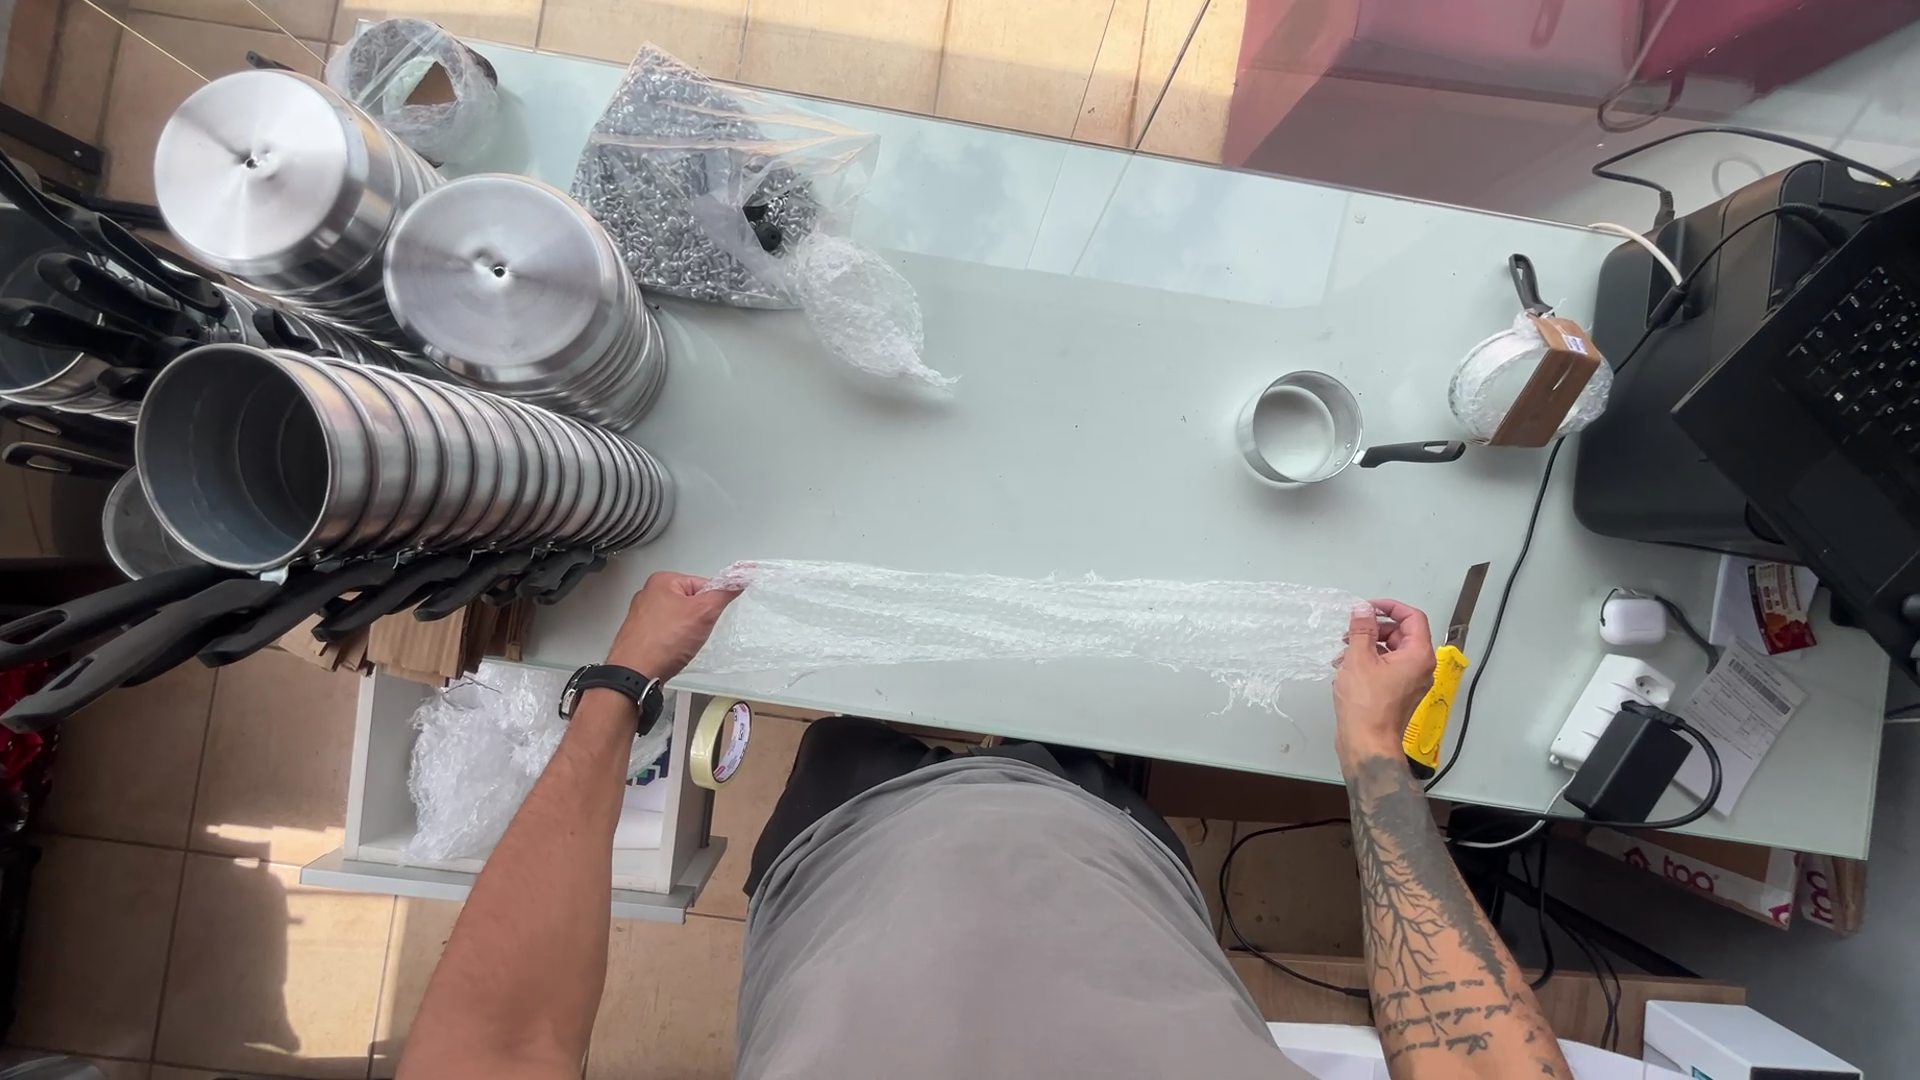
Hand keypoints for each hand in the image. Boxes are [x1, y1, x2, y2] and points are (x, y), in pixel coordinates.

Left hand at [604, 572, 740, 680]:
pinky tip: (673, 651)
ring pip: (680, 620)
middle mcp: (649, 594)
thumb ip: (724, 593)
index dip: (712, 603)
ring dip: (687, 633)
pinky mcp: (641, 635)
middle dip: (699, 619)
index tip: (709, 617)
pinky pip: (668, 634)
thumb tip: (738, 581)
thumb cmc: (662, 642)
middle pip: (692, 602)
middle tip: (694, 633)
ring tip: (681, 644)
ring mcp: (643, 616)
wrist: (634, 674)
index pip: (704, 584)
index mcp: (662, 580)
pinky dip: (675, 643)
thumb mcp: (704, 612)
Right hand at [1332, 599, 1435, 769]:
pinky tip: (1345, 668)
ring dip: (1367, 645)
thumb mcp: (1358, 658)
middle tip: (1350, 632)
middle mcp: (1420, 667)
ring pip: (1392, 651)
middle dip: (1374, 628)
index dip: (1390, 607)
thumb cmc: (1365, 702)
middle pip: (1402, 633)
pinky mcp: (1398, 693)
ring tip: (1343, 653)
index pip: (1413, 617)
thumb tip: (1363, 609)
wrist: (1367, 741)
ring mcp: (1411, 681)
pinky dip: (1369, 662)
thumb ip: (1362, 629)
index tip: (1366, 608)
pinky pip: (1387, 667)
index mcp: (1418, 655)